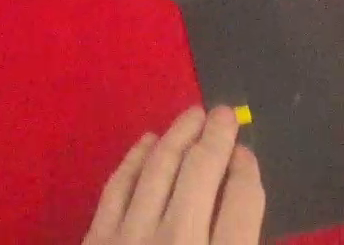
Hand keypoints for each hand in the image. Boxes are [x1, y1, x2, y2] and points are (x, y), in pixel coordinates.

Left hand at [84, 105, 264, 244]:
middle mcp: (177, 242)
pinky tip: (148, 142)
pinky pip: (117, 188)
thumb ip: (237, 238)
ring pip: (158, 169)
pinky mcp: (97, 241)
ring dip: (178, 136)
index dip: (246, 172)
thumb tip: (239, 200)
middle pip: (199, 174)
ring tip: (193, 115)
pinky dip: (134, 160)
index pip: (241, 203)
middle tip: (225, 112)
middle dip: (216, 137)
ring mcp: (131, 238)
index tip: (245, 152)